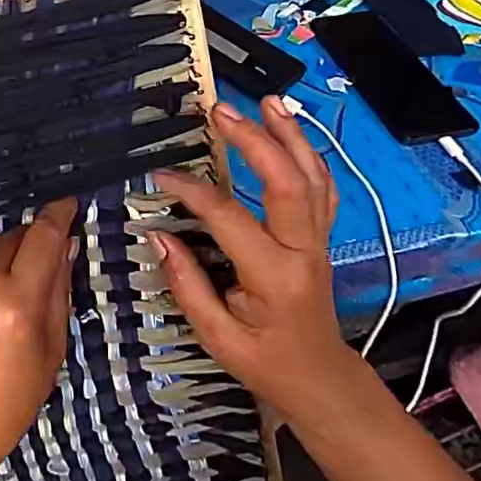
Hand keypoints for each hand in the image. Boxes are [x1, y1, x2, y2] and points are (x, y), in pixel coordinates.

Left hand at [0, 198, 79, 480]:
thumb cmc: (6, 403)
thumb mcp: (50, 352)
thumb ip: (59, 291)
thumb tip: (66, 244)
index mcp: (15, 304)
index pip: (43, 235)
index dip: (59, 214)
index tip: (69, 205)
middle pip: (16, 235)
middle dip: (32, 246)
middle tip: (36, 276)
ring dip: (4, 258)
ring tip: (2, 300)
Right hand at [151, 97, 374, 423]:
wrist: (321, 379)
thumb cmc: (267, 363)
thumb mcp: (218, 337)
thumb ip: (187, 284)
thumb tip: (158, 233)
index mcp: (275, 276)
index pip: (229, 218)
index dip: (192, 192)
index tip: (161, 176)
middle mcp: (303, 249)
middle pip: (288, 182)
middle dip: (255, 141)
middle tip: (221, 112)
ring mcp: (320, 239)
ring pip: (313, 176)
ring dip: (291, 134)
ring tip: (268, 100)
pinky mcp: (323, 235)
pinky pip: (322, 186)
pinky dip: (307, 152)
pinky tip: (291, 130)